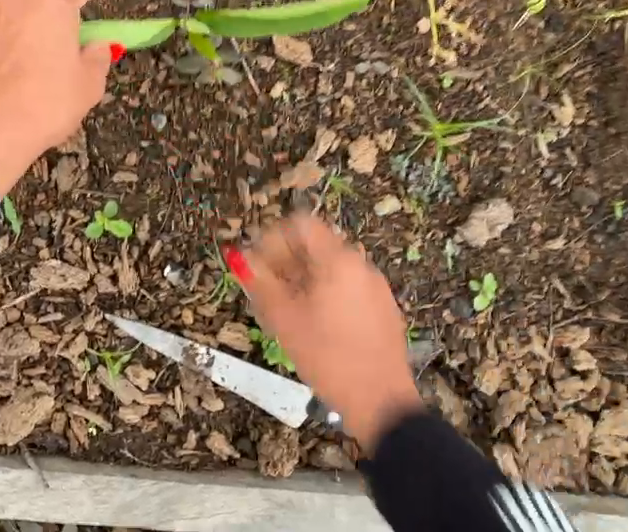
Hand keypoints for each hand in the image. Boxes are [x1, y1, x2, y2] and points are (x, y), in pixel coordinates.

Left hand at [0, 0, 115, 196]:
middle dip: (52, 4)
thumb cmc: (47, 105)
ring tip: (21, 32)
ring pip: (5, 1)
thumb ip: (97, 58)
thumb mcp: (88, 86)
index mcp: (53, 6)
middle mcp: (17, 1)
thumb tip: (97, 45)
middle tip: (59, 26)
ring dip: (16, 10)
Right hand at [233, 215, 423, 450]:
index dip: (274, 238)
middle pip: (317, 245)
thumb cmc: (327, 357)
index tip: (259, 263)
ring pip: (332, 268)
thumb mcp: (284, 320)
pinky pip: (349, 287)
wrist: (381, 403)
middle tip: (268, 288)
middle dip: (287, 261)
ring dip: (306, 279)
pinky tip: (317, 325)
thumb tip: (242, 258)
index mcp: (338, 261)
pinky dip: (328, 294)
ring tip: (290, 309)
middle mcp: (361, 266)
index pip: (302, 224)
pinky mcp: (385, 310)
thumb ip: (260, 282)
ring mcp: (377, 288)